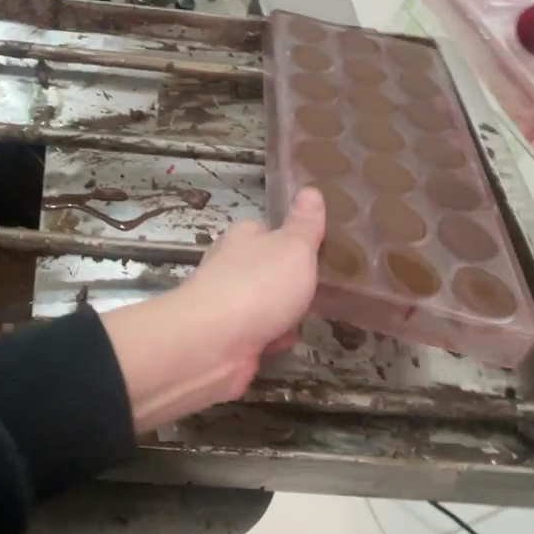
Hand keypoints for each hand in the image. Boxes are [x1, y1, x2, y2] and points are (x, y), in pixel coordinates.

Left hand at [99, 187, 325, 432]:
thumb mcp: (293, 247)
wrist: (212, 343)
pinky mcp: (227, 336)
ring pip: (264, 304)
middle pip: (267, 269)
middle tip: (320, 289)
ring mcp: (226, 303)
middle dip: (291, 282)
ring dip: (285, 313)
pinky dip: (272, 339)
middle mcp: (230, 265)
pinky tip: (285, 342)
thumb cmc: (258, 285)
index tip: (318, 252)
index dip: (292, 241)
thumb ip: (305, 224)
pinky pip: (258, 334)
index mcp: (243, 237)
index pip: (268, 231)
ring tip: (308, 317)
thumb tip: (310, 190)